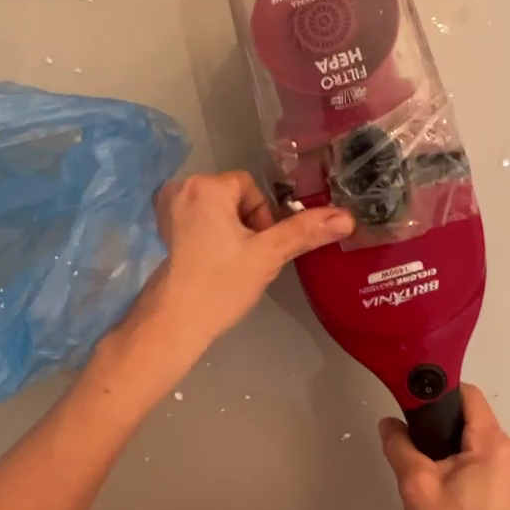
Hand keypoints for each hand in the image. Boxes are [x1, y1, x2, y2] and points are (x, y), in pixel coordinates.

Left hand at [128, 172, 353, 353]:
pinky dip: (210, 238)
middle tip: (244, 257)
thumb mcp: (268, 255)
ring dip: (230, 232)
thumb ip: (305, 231)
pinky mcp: (162, 232)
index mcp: (205, 186)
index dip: (261, 216)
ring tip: (228, 263)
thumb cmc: (220, 285)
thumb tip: (347, 217)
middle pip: (232, 197)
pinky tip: (211, 265)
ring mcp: (167, 211)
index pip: (249, 187)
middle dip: (245, 224)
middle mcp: (181, 190)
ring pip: (217, 211)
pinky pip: (198, 222)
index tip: (257, 246)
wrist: (174, 323)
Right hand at [379, 385, 509, 509]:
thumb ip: (400, 445)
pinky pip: (491, 467)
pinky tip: (452, 494)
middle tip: (418, 449)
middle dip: (444, 429)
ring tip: (432, 475)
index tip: (416, 405)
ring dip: (456, 452)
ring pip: (481, 446)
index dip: (440, 393)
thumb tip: (389, 424)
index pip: (469, 395)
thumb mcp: (416, 484)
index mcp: (495, 444)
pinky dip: (470, 470)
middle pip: (474, 422)